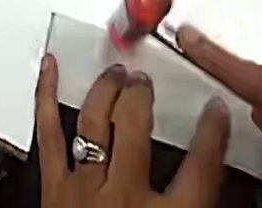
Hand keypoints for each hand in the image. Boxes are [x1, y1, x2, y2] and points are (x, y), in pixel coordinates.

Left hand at [34, 55, 229, 207]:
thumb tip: (213, 194)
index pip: (200, 169)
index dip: (210, 135)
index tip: (215, 111)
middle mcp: (125, 198)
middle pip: (137, 127)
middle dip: (143, 96)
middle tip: (147, 81)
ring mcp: (84, 188)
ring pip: (96, 120)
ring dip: (107, 90)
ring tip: (117, 72)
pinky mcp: (53, 187)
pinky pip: (48, 130)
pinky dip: (46, 94)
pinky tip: (50, 66)